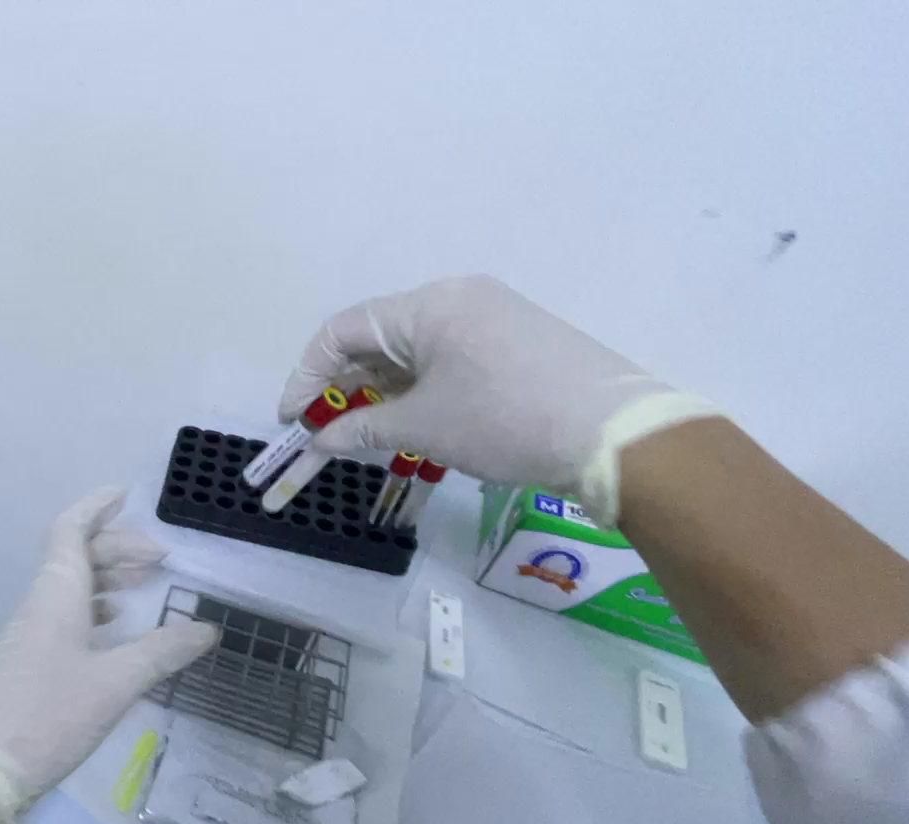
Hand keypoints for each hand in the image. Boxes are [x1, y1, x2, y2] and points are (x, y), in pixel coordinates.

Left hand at [0, 488, 218, 823]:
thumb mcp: (116, 683)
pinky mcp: (25, 666)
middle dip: (115, 549)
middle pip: (74, 559)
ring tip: (141, 590)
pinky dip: (90, 613)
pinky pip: (61, 619)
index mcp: (55, 595)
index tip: (123, 495)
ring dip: (104, 582)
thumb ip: (162, 653)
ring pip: (68, 591)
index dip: (95, 508)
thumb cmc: (49, 715)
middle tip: (158, 560)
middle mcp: (38, 606)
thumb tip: (207, 629)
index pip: (71, 531)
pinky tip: (110, 634)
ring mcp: (27, 637)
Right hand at [280, 275, 718, 524]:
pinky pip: (441, 359)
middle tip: (321, 430)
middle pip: (375, 338)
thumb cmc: (505, 421)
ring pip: (408, 351)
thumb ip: (361, 428)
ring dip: (376, 391)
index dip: (306, 375)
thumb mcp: (422, 427)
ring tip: (359, 431)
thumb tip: (320, 440)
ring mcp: (488, 318)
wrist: (617, 437)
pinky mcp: (510, 342)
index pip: (343, 331)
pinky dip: (412, 389)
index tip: (291, 419)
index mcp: (429, 305)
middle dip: (341, 386)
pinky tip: (404, 420)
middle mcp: (456, 299)